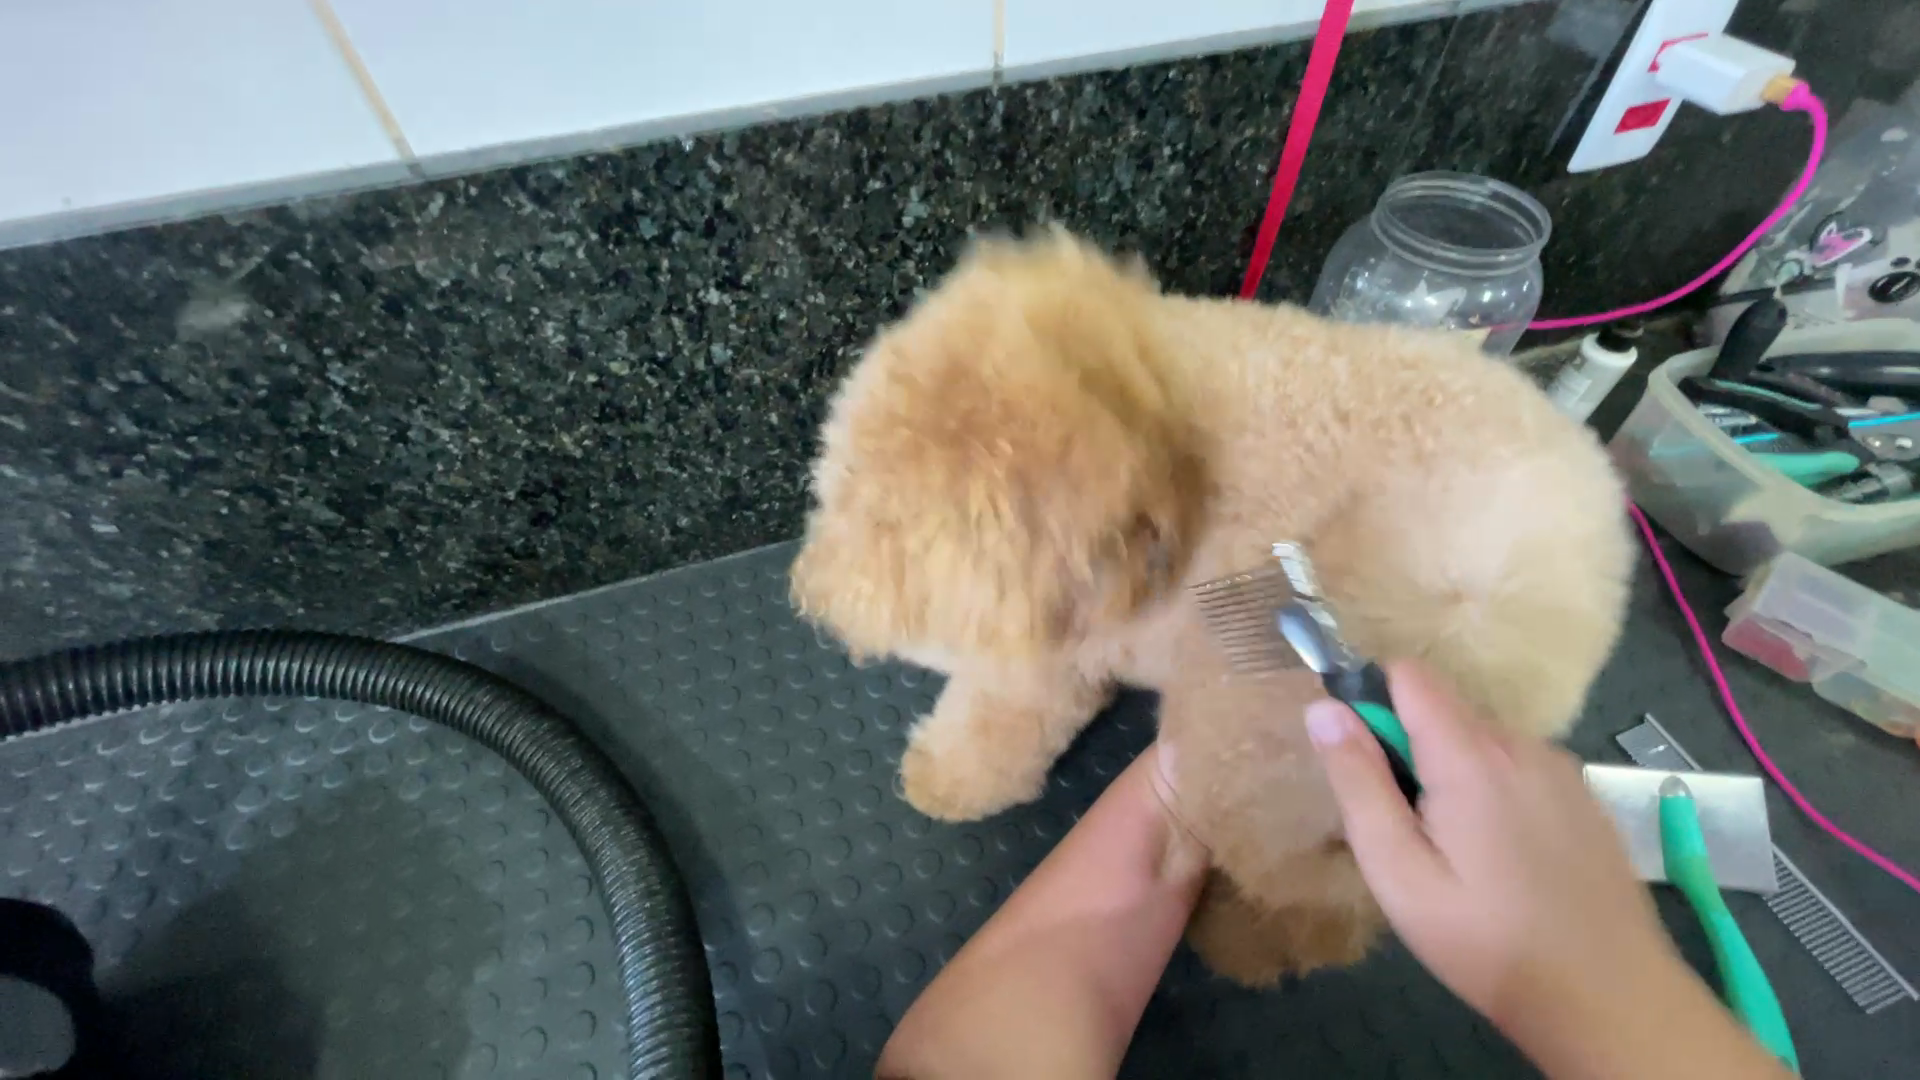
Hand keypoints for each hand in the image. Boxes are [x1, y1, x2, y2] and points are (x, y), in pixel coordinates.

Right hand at [1303, 661, 1673, 1031]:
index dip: (1371, 699)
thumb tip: (1322, 708)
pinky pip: (1511, 764)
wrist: (1616, 1007)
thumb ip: (1357, 781)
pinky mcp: (1582, 796)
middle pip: (1439, 709)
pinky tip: (1498, 853)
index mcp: (1470, 756)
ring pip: (1475, 738)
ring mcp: (1559, 769)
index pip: (1408, 674)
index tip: (1360, 756)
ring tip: (1451, 846)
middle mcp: (1520, 745)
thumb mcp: (1396, 868)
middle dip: (1406, 748)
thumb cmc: (1487, 938)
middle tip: (1404, 825)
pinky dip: (1487, 787)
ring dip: (1447, 769)